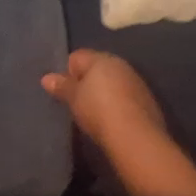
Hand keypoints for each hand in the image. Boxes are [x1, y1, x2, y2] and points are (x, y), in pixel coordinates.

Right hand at [41, 49, 166, 149]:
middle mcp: (121, 65)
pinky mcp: (148, 103)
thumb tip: (46, 78)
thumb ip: (61, 86)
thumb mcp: (74, 98)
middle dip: (86, 83)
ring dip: (103, 95)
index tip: (64, 92)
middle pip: (97, 69)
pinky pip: (126, 98)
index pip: (77, 57)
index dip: (67, 73)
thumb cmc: (98, 111)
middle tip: (76, 103)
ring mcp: (137, 84)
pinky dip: (117, 106)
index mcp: (102, 59)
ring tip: (94, 115)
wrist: (136, 139)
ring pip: (113, 84)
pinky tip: (112, 122)